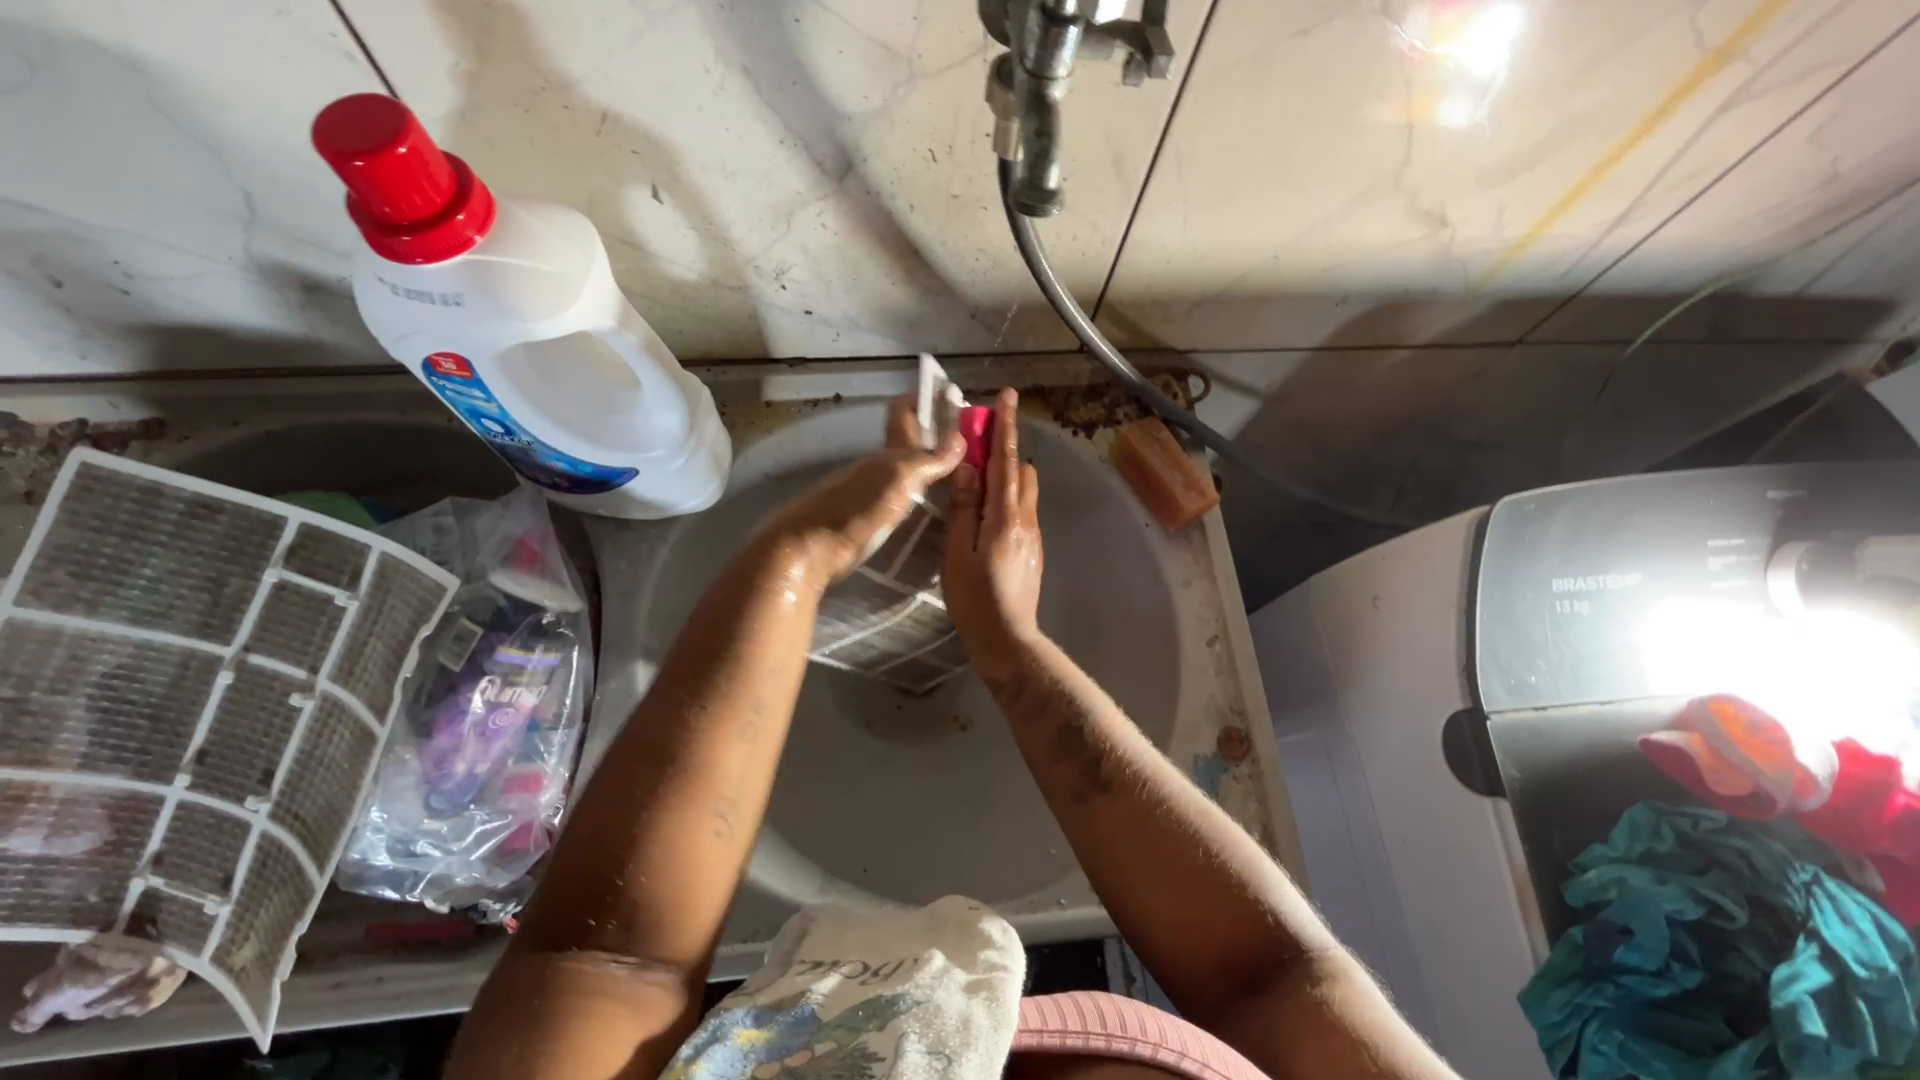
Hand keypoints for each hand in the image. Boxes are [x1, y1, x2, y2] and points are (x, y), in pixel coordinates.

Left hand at [757, 394, 964, 583]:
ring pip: (910, 478)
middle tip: (975, 450)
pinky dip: (925, 506)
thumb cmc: (854, 508)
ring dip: (935, 477)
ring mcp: (874, 498)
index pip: (903, 411)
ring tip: (967, 487)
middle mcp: (880, 469)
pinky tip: (940, 519)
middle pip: (911, 446)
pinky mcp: (871, 526)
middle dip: (940, 442)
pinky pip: (906, 507)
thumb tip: (959, 437)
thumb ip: (927, 460)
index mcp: (887, 452)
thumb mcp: (896, 478)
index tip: (953, 396)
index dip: (924, 398)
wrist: (810, 551)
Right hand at [943, 387, 1043, 675]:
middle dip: (1003, 456)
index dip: (1005, 427)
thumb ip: (964, 510)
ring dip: (1003, 483)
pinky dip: (1004, 505)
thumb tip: (968, 469)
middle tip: (972, 459)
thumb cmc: (975, 600)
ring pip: (1023, 495)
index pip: (1006, 462)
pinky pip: (1020, 514)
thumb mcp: (958, 554)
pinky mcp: (1033, 552)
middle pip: (1021, 473)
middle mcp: (1026, 521)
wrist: (1008, 641)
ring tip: (973, 497)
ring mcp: (1033, 537)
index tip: (1007, 396)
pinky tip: (982, 526)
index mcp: (1005, 517)